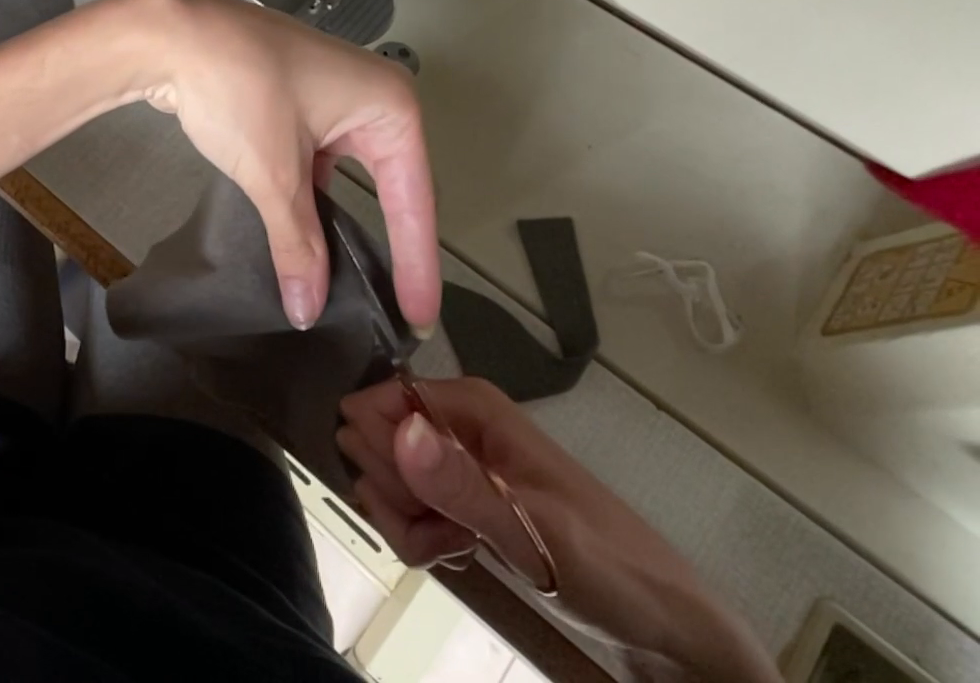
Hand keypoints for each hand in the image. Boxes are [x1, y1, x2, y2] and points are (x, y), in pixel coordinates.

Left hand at [127, 0, 439, 329]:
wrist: (168, 35)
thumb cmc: (234, 85)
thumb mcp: (273, 173)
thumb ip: (296, 242)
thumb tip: (309, 304)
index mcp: (388, 105)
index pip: (413, 201)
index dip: (416, 263)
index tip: (419, 313)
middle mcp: (368, 97)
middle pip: (389, 187)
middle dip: (388, 244)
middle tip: (393, 304)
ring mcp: (328, 98)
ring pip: (345, 176)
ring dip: (337, 221)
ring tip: (343, 279)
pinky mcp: (291, 104)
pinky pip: (314, 162)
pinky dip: (307, 198)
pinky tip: (297, 232)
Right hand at [336, 378, 778, 681]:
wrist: (657, 620)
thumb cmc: (608, 567)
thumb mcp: (536, 531)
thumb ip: (463, 484)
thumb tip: (399, 430)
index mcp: (468, 404)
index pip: (373, 404)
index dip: (384, 456)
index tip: (421, 497)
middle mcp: (449, 419)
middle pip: (368, 443)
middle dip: (397, 496)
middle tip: (448, 525)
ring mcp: (445, 457)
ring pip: (379, 481)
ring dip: (408, 524)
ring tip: (460, 543)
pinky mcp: (446, 492)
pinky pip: (396, 509)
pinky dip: (419, 539)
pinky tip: (459, 551)